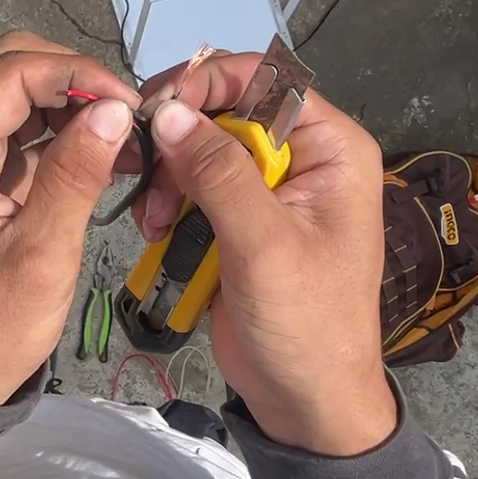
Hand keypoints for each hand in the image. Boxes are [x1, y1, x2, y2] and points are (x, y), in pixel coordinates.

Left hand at [0, 31, 140, 404]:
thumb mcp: (43, 255)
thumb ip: (76, 176)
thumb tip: (115, 109)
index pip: (9, 75)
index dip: (75, 73)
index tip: (129, 103)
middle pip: (7, 70)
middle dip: (72, 81)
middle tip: (125, 118)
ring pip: (15, 93)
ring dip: (70, 104)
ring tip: (121, 138)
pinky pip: (17, 129)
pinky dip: (60, 131)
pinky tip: (100, 153)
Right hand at [135, 53, 395, 455]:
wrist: (302, 398)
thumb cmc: (304, 324)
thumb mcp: (264, 245)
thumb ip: (217, 174)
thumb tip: (165, 112)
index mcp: (330, 148)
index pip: (265, 80)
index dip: (207, 84)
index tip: (154, 111)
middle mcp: (298, 158)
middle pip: (223, 112)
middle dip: (178, 142)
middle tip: (147, 180)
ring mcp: (263, 191)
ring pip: (198, 150)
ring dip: (166, 178)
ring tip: (154, 221)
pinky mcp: (234, 221)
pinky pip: (189, 189)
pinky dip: (166, 204)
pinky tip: (156, 232)